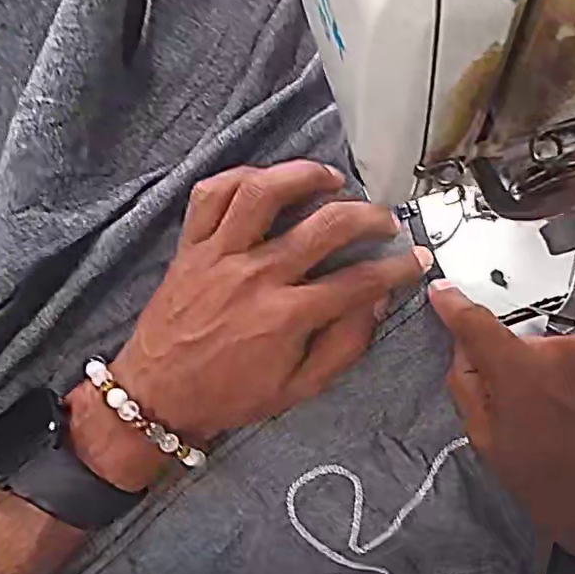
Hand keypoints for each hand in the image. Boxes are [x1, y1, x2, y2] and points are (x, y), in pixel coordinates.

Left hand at [67, 161, 431, 490]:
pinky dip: (240, 177)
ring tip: (332, 180)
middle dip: (370, 217)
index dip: (397, 268)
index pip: (359, 281)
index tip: (415, 260)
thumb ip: (343, 346)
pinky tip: (267, 181)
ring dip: (305, 177)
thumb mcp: (299, 388)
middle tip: (385, 221)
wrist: (160, 396)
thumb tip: (376, 303)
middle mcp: (256, 277)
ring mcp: (220, 255)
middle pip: (325, 226)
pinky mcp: (192, 247)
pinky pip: (211, 194)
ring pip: (264, 192)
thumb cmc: (232, 396)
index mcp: (286, 317)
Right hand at [428, 279, 574, 558]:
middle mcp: (561, 354)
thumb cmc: (556, 485)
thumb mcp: (488, 442)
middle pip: (523, 343)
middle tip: (533, 409)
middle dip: (521, 366)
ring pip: (561, 349)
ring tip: (569, 417)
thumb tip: (466, 353)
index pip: (475, 323)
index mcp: (518, 374)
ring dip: (560, 373)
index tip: (446, 294)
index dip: (454, 306)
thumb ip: (468, 386)